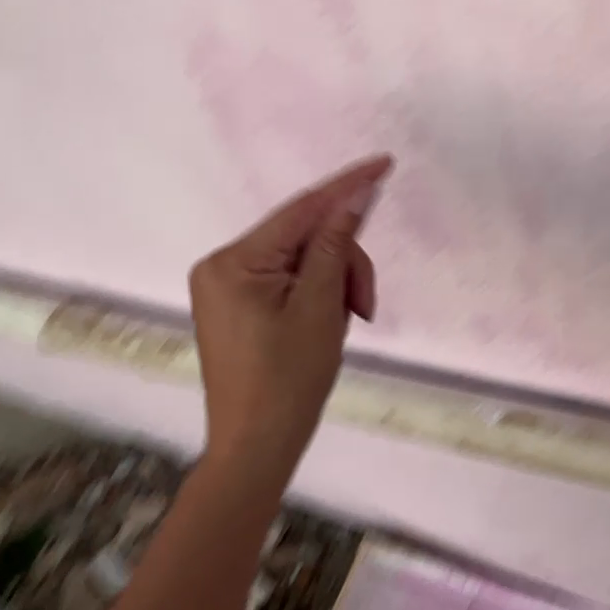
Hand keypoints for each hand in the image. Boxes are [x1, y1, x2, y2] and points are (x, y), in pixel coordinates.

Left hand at [186, 155, 392, 473]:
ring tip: (351, 320)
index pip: (303, 209)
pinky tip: (333, 319)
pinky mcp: (242, 304)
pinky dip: (322, 293)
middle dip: (345, 262)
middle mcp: (224, 265)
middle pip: (306, 237)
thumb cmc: (289, 378)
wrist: (257, 446)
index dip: (347, 186)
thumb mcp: (320, 306)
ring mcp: (230, 286)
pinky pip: (294, 278)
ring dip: (338, 282)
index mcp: (234, 263)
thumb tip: (354, 194)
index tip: (385, 163)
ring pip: (306, 258)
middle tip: (365, 304)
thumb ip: (335, 243)